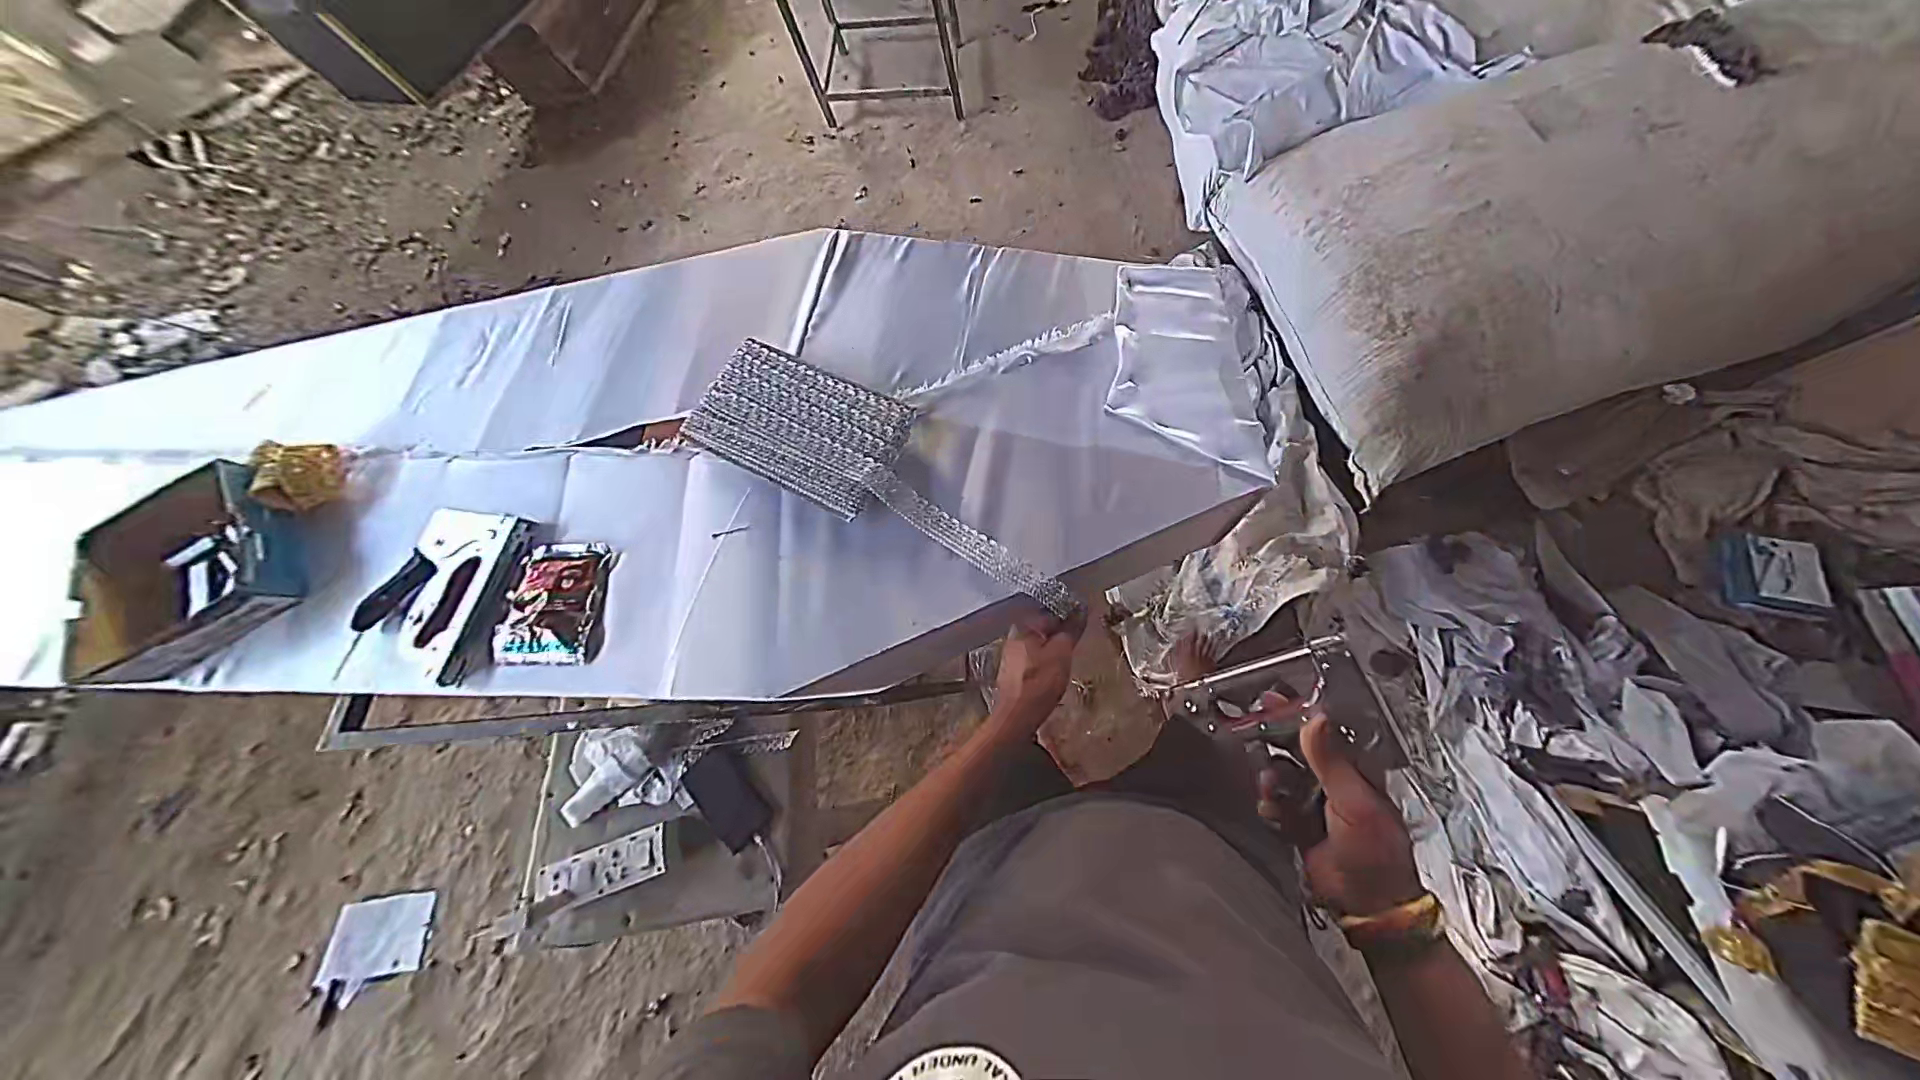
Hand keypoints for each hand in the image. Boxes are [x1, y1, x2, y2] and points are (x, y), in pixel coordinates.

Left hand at [992, 608, 1085, 733]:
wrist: (1017, 715)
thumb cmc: (1040, 682)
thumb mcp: (1062, 652)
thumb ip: (1071, 629)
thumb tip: (1080, 610)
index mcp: (1023, 626)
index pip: (1051, 612)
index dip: (1070, 616)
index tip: (1084, 624)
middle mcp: (1013, 636)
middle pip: (1044, 628)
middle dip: (1061, 634)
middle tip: (1077, 643)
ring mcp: (1010, 654)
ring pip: (1039, 644)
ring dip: (1054, 649)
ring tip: (1068, 659)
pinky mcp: (1012, 671)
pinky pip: (1033, 659)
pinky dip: (1045, 662)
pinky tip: (1054, 673)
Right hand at [1256, 693, 1421, 916]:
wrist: (1368, 905)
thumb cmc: (1375, 852)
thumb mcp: (1355, 801)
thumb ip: (1330, 760)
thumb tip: (1316, 717)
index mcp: (1357, 770)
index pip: (1325, 732)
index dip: (1299, 715)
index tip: (1274, 701)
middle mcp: (1335, 782)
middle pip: (1298, 749)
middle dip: (1275, 740)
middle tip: (1254, 729)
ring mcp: (1315, 803)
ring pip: (1282, 774)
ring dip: (1271, 776)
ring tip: (1268, 784)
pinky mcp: (1298, 824)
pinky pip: (1275, 804)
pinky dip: (1270, 804)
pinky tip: (1271, 809)